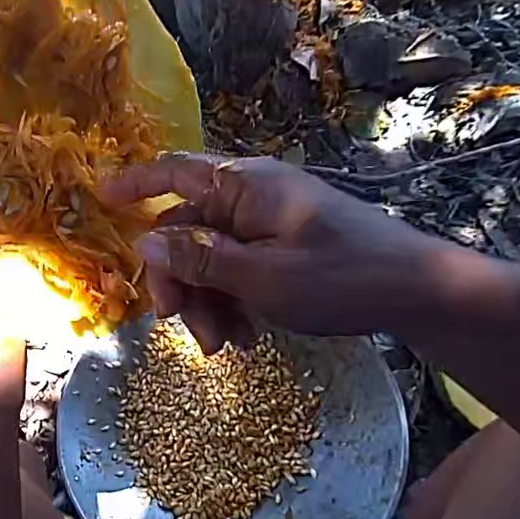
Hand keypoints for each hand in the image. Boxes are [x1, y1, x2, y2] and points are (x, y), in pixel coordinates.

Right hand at [100, 152, 444, 350]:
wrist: (417, 290)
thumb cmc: (342, 277)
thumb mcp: (262, 277)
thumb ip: (200, 259)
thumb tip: (145, 240)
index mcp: (246, 187)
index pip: (177, 173)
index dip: (136, 183)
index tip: (102, 197)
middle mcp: (253, 198)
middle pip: (189, 231)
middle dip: (180, 283)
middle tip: (183, 327)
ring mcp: (269, 225)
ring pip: (212, 259)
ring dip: (208, 302)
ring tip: (225, 345)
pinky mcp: (284, 249)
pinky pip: (240, 271)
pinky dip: (234, 303)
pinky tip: (247, 337)